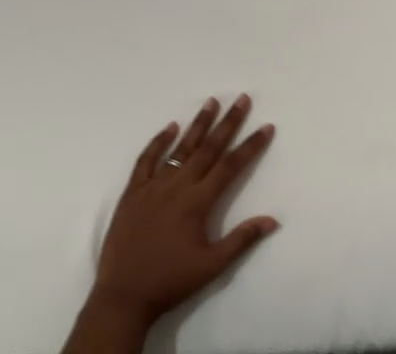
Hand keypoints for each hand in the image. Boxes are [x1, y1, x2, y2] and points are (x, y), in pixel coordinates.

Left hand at [89, 96, 277, 326]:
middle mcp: (177, 187)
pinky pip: (146, 161)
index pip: (230, 166)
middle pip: (208, 148)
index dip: (250, 146)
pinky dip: (158, 142)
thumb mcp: (212, 266)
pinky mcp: (132, 194)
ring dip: (198, 124)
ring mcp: (152, 187)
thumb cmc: (170, 281)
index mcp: (198, 202)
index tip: (266, 127)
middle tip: (242, 98)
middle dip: (228, 122)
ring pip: (180, 149)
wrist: (123, 296)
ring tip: (212, 102)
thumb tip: (273, 220)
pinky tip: (170, 128)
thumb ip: (242, 239)